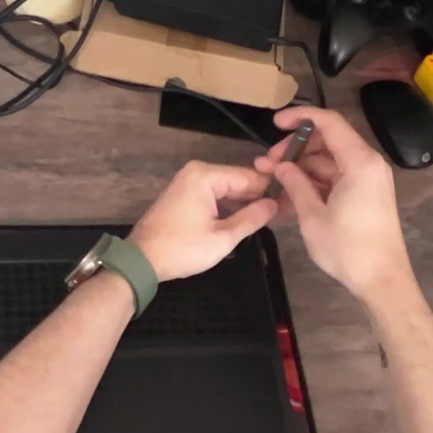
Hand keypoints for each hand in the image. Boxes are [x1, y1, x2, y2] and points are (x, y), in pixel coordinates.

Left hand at [129, 160, 278, 281]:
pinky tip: (243, 221)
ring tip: (268, 219)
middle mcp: (196, 172)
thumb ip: (251, 218)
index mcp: (206, 175)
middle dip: (257, 197)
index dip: (270, 190)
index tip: (290, 201)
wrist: (142, 260)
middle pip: (237, 182)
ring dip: (243, 204)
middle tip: (283, 213)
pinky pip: (212, 198)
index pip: (249, 177)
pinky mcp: (182, 197)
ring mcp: (187, 184)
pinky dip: (226, 208)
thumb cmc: (182, 249)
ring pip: (225, 191)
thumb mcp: (223, 237)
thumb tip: (274, 205)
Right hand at [254, 107, 413, 303]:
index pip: (329, 123)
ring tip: (273, 181)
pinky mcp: (365, 196)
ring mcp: (367, 181)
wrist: (381, 279)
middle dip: (296, 149)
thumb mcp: (313, 216)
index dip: (300, 118)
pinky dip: (314, 184)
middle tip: (268, 164)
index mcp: (359, 162)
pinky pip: (336, 180)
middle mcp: (367, 165)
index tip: (275, 122)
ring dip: (301, 169)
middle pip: (328, 142)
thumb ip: (295, 185)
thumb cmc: (348, 248)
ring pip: (329, 163)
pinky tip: (290, 196)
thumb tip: (280, 167)